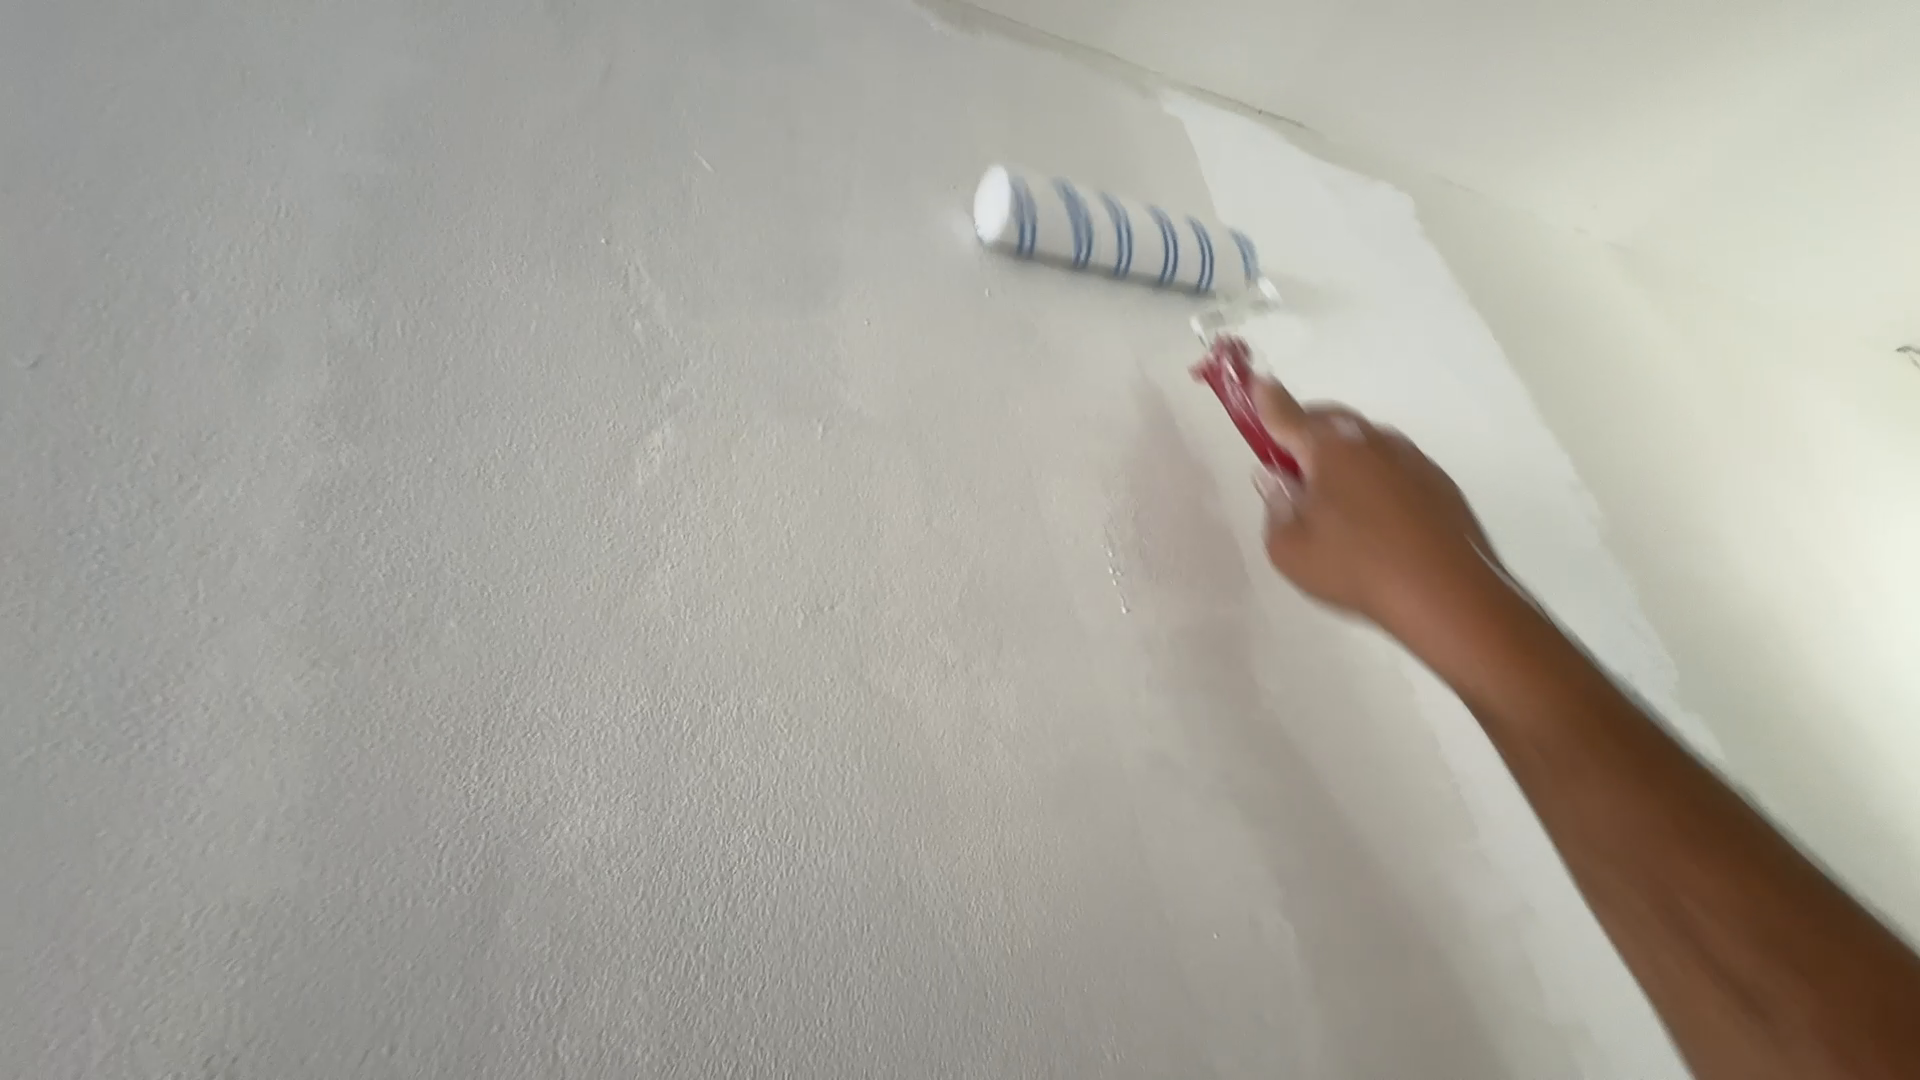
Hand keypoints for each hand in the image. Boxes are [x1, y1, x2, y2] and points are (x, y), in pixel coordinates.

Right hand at [1251, 376, 1500, 636]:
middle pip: (1329, 423)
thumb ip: (1275, 505)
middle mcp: (1372, 442)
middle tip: (1287, 467)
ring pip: (1363, 444)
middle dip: (1303, 433)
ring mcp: (1412, 460)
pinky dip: (1372, 480)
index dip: (1265, 399)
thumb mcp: (1287, 547)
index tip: (1254, 382)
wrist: (1448, 596)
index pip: (1287, 414)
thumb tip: (1278, 478)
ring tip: (1331, 504)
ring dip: (1340, 459)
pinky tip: (1371, 521)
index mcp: (1330, 449)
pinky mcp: (1438, 484)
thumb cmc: (1354, 568)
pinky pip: (1392, 468)